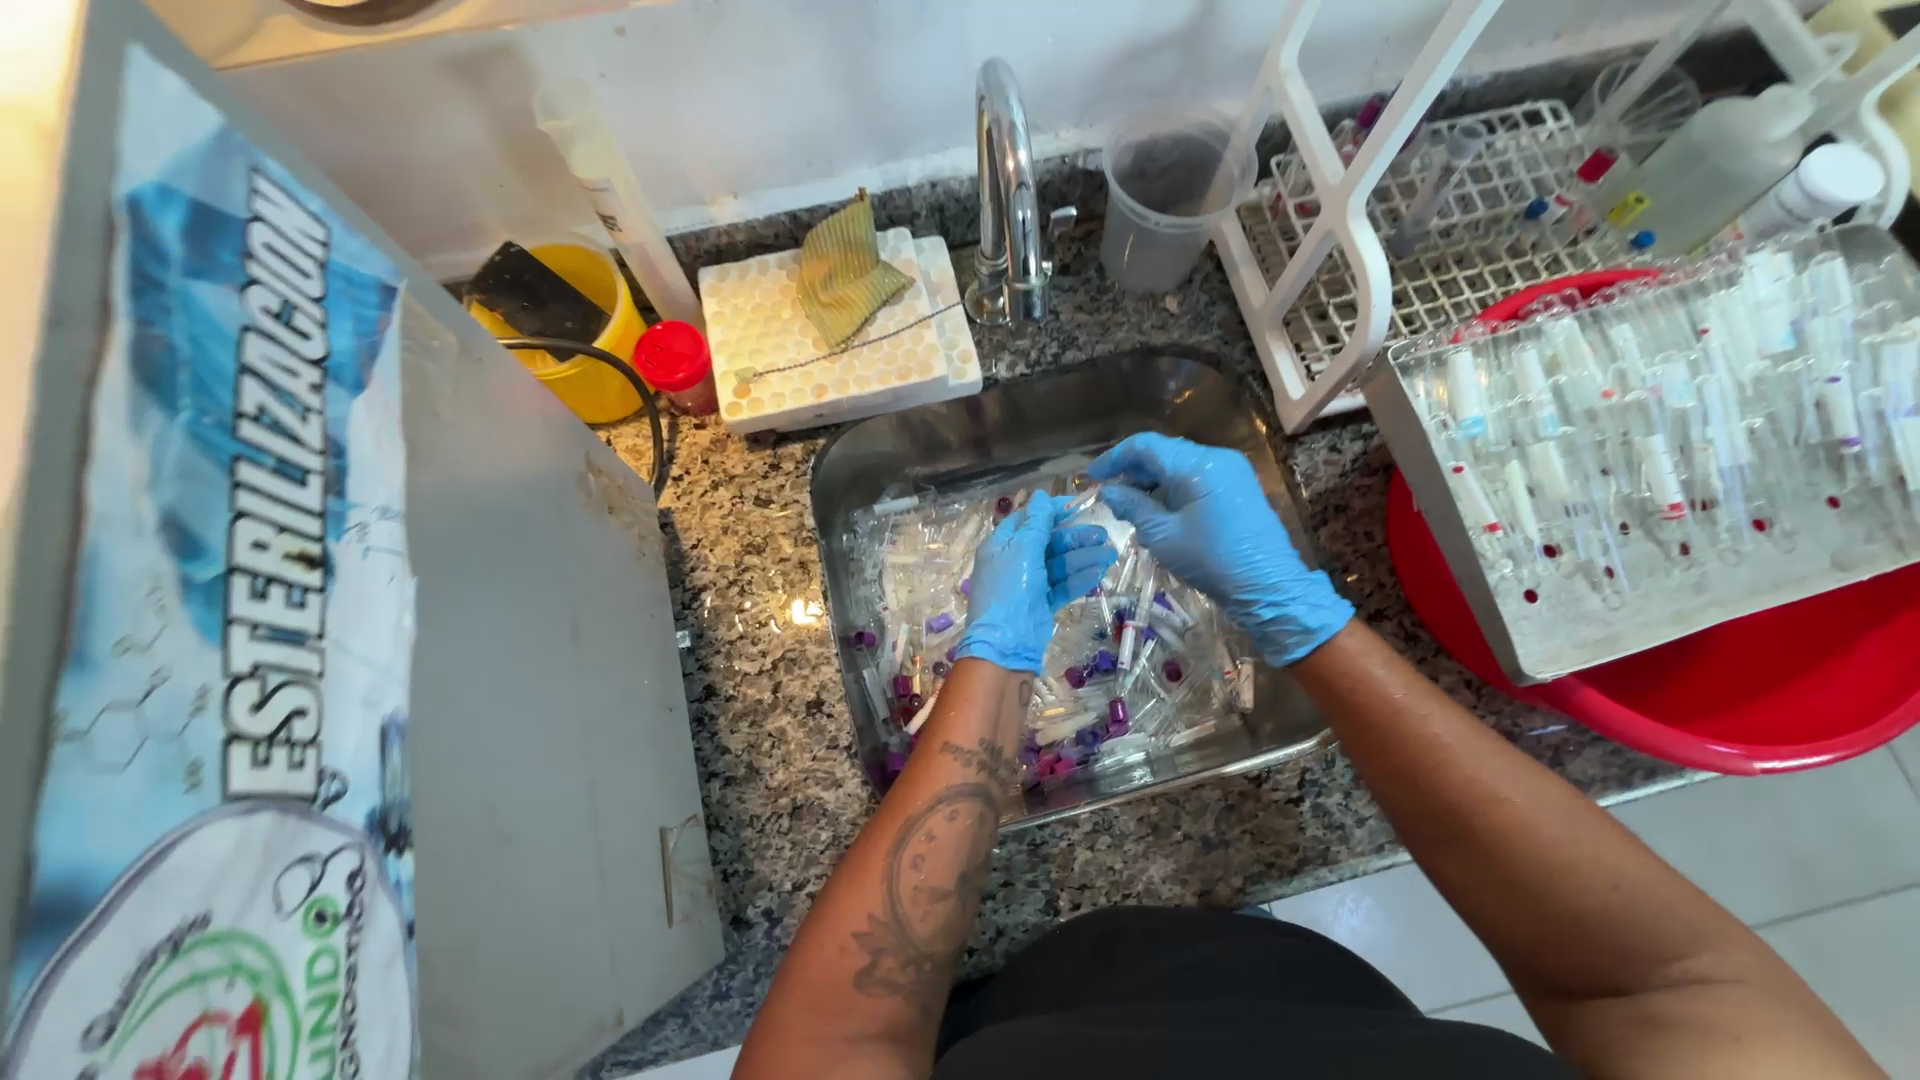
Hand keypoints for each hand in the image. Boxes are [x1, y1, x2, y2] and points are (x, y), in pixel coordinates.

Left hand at [954, 491, 1117, 673]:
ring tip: (1111, 554)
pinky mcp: (1041, 602)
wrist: (1005, 645)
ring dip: (1084, 557)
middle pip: (1049, 542)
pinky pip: (1062, 585)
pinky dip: (1079, 578)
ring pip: (1059, 564)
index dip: (1054, 511)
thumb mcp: (1022, 550)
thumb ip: (1036, 523)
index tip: (1080, 506)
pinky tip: (1099, 571)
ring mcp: (1028, 583)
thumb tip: (1040, 495)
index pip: (1030, 518)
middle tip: (1103, 535)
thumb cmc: (1010, 590)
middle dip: (1076, 537)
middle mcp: (1015, 561)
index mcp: (1002, 544)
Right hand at [1087, 433, 1353, 665]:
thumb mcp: (1162, 536)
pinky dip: (1173, 488)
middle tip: (1109, 495)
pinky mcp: (1238, 488)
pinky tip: (1159, 511)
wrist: (1269, 586)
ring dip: (1152, 480)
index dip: (1114, 458)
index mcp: (1196, 465)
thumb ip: (1133, 507)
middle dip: (1132, 470)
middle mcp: (1216, 458)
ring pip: (1180, 464)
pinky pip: (1197, 477)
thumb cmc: (1211, 560)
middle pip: (1164, 452)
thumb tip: (1108, 491)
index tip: (1092, 477)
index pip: (1145, 445)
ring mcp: (1231, 472)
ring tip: (1131, 507)